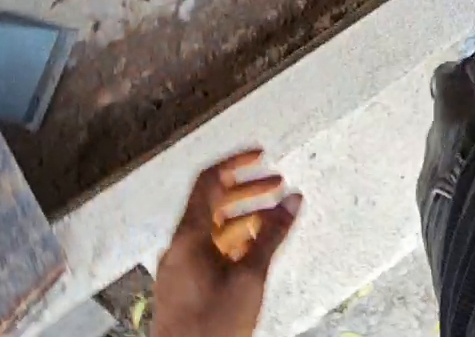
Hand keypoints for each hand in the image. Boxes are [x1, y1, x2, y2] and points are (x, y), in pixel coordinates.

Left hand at [151, 150, 302, 336]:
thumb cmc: (216, 324)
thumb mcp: (250, 276)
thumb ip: (272, 234)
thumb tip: (294, 197)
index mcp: (188, 235)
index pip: (209, 180)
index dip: (236, 161)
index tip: (263, 155)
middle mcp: (179, 245)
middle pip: (212, 202)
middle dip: (248, 189)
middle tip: (279, 184)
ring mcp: (179, 267)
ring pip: (212, 227)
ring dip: (244, 215)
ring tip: (276, 216)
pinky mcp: (184, 286)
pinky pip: (208, 248)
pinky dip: (233, 238)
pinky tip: (258, 246)